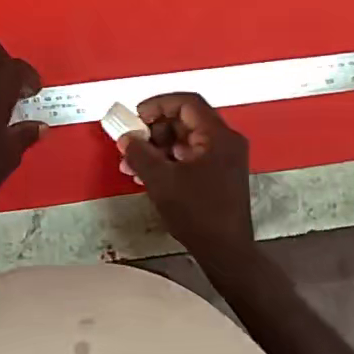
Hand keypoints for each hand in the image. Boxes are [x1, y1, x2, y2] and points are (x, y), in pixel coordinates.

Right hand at [116, 93, 254, 260]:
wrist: (225, 250)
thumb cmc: (199, 214)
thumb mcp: (161, 180)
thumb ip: (140, 154)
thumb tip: (127, 138)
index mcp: (218, 136)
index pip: (186, 103)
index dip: (157, 105)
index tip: (136, 117)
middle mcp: (226, 142)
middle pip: (185, 120)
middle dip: (153, 130)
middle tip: (132, 143)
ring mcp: (225, 159)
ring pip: (185, 139)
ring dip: (157, 147)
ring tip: (133, 163)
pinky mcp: (220, 174)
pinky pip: (190, 155)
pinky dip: (169, 160)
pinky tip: (148, 174)